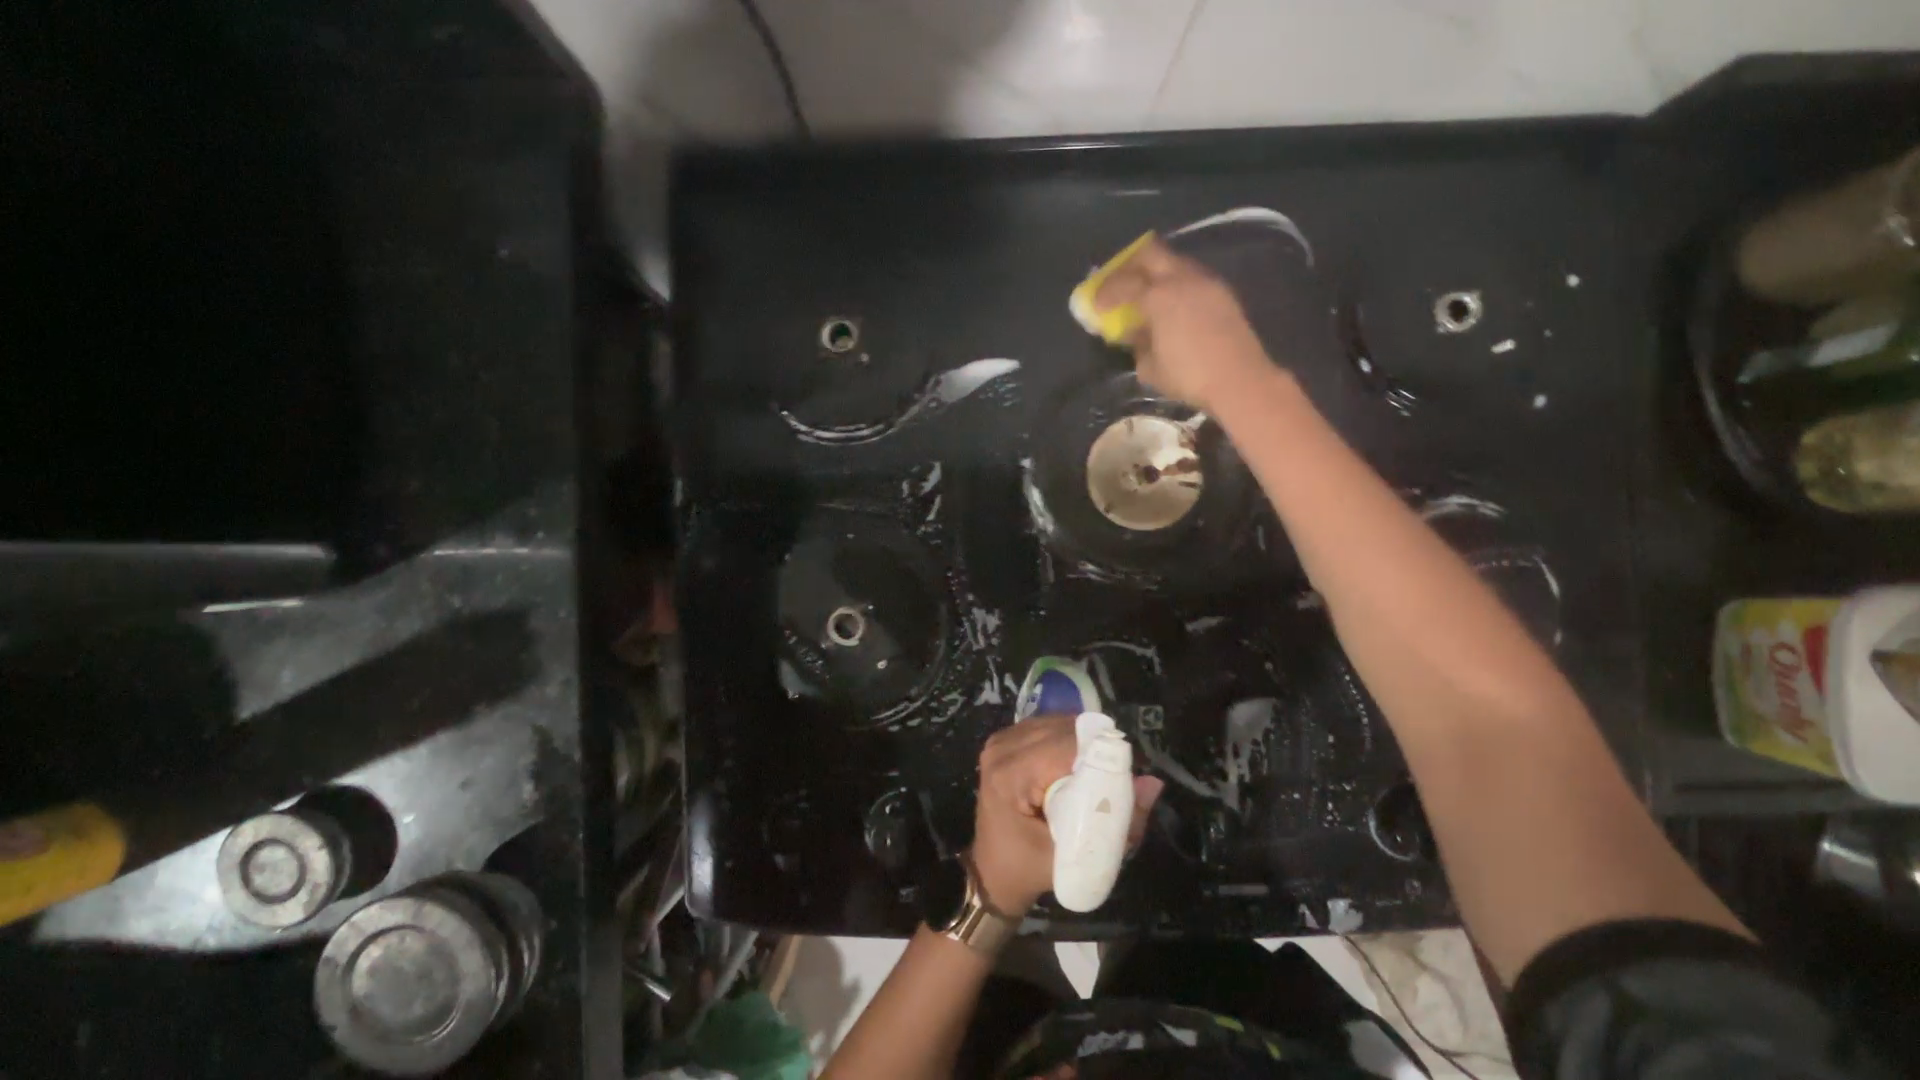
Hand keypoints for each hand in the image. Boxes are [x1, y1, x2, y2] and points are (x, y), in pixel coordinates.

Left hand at [970, 715, 1164, 914]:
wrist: (992, 874)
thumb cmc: (1028, 869)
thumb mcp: (1076, 856)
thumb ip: (1117, 823)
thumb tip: (1152, 782)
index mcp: (1010, 774)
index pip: (1069, 746)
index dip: (1104, 755)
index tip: (1128, 775)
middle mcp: (1002, 748)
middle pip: (1065, 730)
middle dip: (1097, 748)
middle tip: (1119, 776)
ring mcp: (1001, 740)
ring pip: (1058, 724)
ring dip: (1083, 744)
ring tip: (1099, 772)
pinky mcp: (1006, 740)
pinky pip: (1047, 728)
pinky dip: (1068, 743)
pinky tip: (1077, 766)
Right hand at [1092, 238, 1284, 412]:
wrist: (1241, 380)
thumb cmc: (1189, 377)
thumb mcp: (1150, 367)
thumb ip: (1137, 343)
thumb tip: (1135, 331)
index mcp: (1159, 296)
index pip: (1124, 284)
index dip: (1105, 292)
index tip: (1095, 304)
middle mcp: (1182, 279)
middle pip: (1150, 253)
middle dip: (1129, 265)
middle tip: (1118, 283)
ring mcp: (1206, 282)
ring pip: (1174, 262)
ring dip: (1155, 272)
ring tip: (1145, 293)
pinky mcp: (1222, 293)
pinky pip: (1191, 277)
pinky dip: (1175, 284)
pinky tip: (1171, 305)